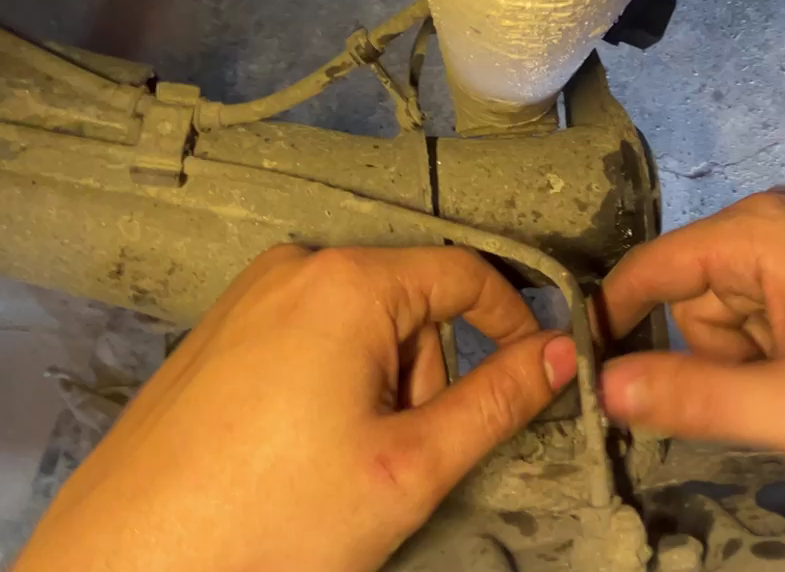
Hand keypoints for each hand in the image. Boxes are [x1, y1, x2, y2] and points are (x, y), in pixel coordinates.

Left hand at [15, 245, 578, 571]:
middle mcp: (298, 262)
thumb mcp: (407, 467)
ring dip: (376, 383)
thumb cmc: (276, 521)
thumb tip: (564, 352)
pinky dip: (329, 379)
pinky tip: (293, 445)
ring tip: (335, 460)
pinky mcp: (219, 324)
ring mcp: (251, 289)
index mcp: (348, 279)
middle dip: (422, 375)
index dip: (511, 319)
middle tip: (390, 455)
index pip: (464, 272)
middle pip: (408, 303)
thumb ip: (497, 402)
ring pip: (359, 321)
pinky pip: (308, 329)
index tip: (533, 374)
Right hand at [598, 188, 784, 488]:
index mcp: (759, 233)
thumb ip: (694, 397)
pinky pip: (766, 301)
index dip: (617, 323)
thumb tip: (603, 384)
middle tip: (784, 397)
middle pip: (693, 294)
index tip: (598, 383)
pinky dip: (781, 344)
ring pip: (730, 305)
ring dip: (755, 357)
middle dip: (720, 356)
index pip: (650, 270)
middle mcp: (774, 216)